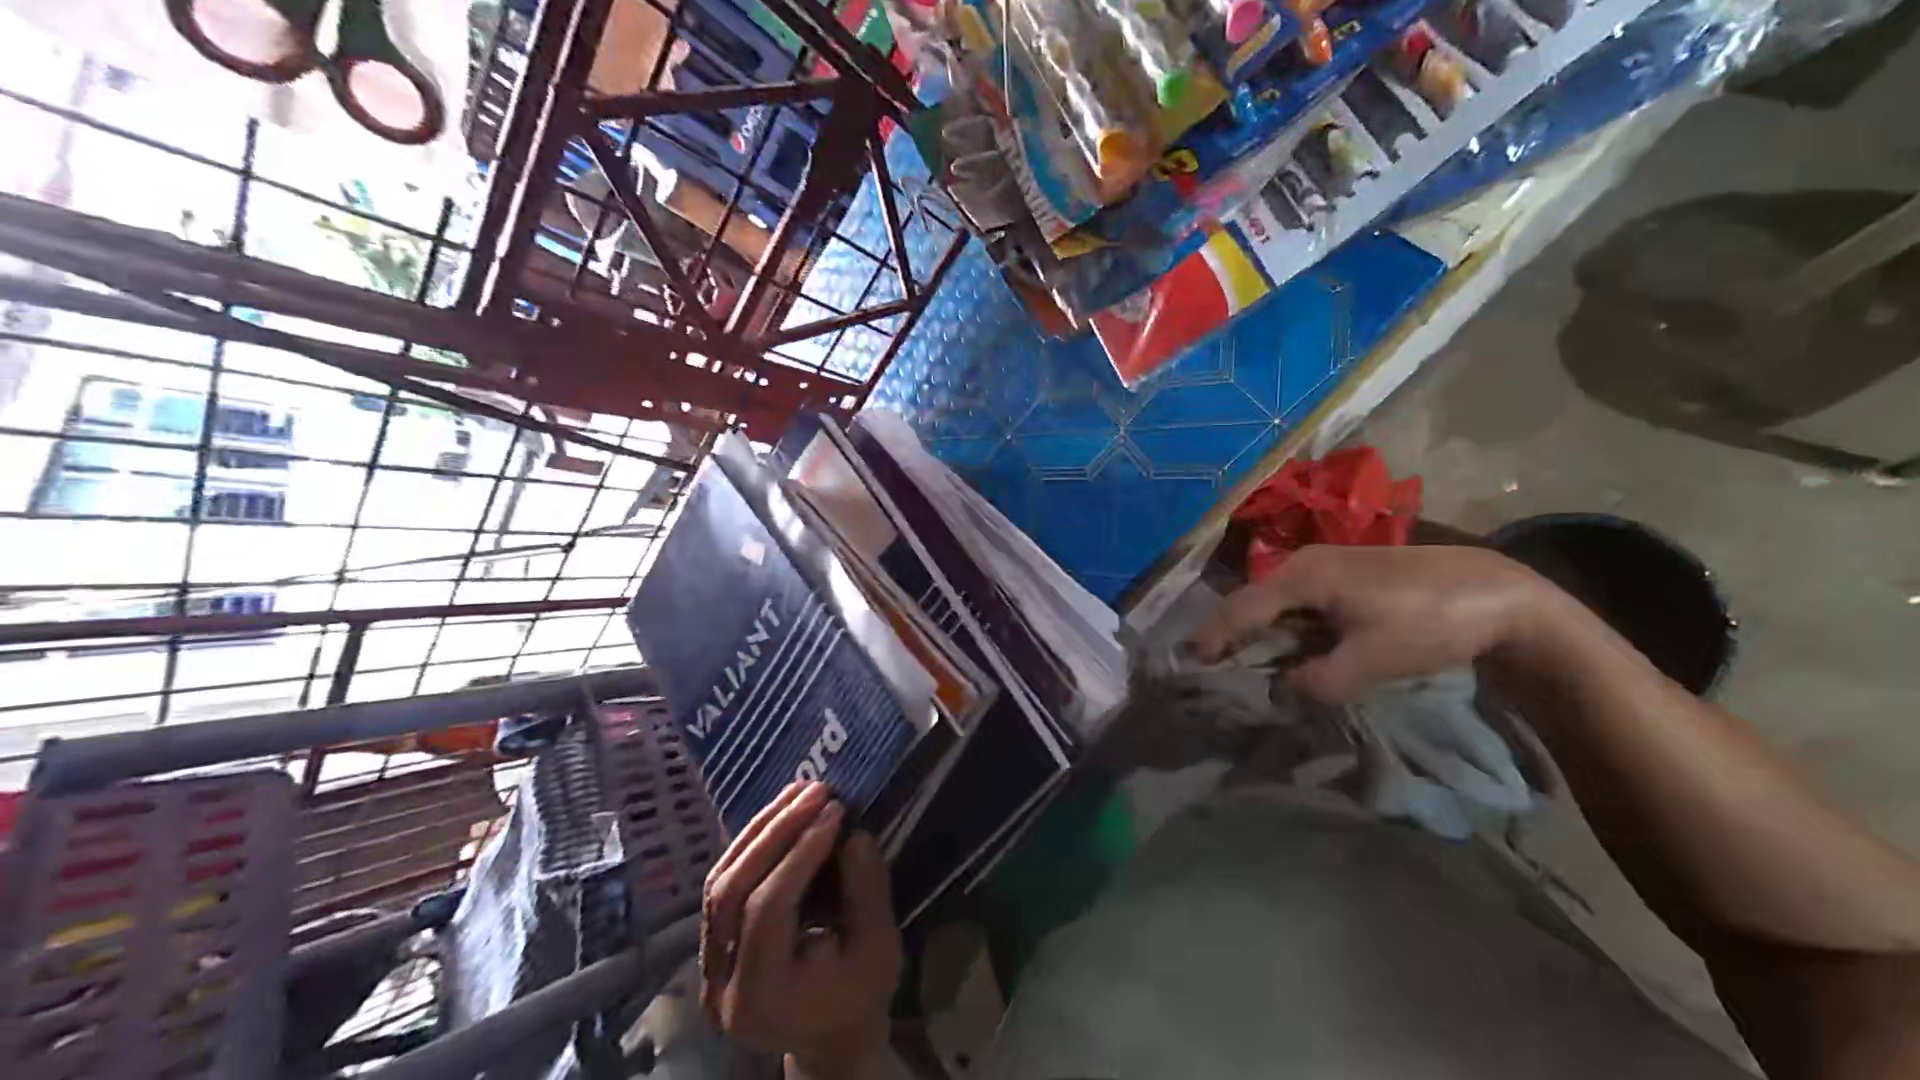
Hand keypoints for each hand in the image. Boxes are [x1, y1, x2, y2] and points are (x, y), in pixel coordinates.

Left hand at [700, 781, 901, 1073]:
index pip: (768, 912)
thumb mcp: (879, 948)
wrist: (829, 1032)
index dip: (799, 855)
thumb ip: (867, 894)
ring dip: (761, 829)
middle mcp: (718, 983)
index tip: (834, 811)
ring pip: (720, 881)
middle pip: (733, 892)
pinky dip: (752, 843)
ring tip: (799, 791)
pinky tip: (781, 813)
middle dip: (776, 833)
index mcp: (759, 999)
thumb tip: (855, 834)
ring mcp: (707, 963)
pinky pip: (723, 883)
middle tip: (817, 791)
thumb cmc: (860, 994)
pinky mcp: (710, 942)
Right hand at [1187, 545, 1554, 701]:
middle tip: (1206, 665)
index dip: (1211, 638)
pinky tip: (1285, 645)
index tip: (1187, 664)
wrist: (1501, 592)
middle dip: (1226, 633)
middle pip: (1250, 601)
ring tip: (1237, 660)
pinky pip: (1296, 601)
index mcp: (1300, 577)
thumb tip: (1281, 689)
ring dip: (1255, 631)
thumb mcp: (1371, 662)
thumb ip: (1316, 681)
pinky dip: (1282, 625)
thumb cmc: (1430, 622)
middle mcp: (1303, 563)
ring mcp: (1325, 564)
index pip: (1240, 610)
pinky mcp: (1346, 574)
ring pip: (1273, 600)